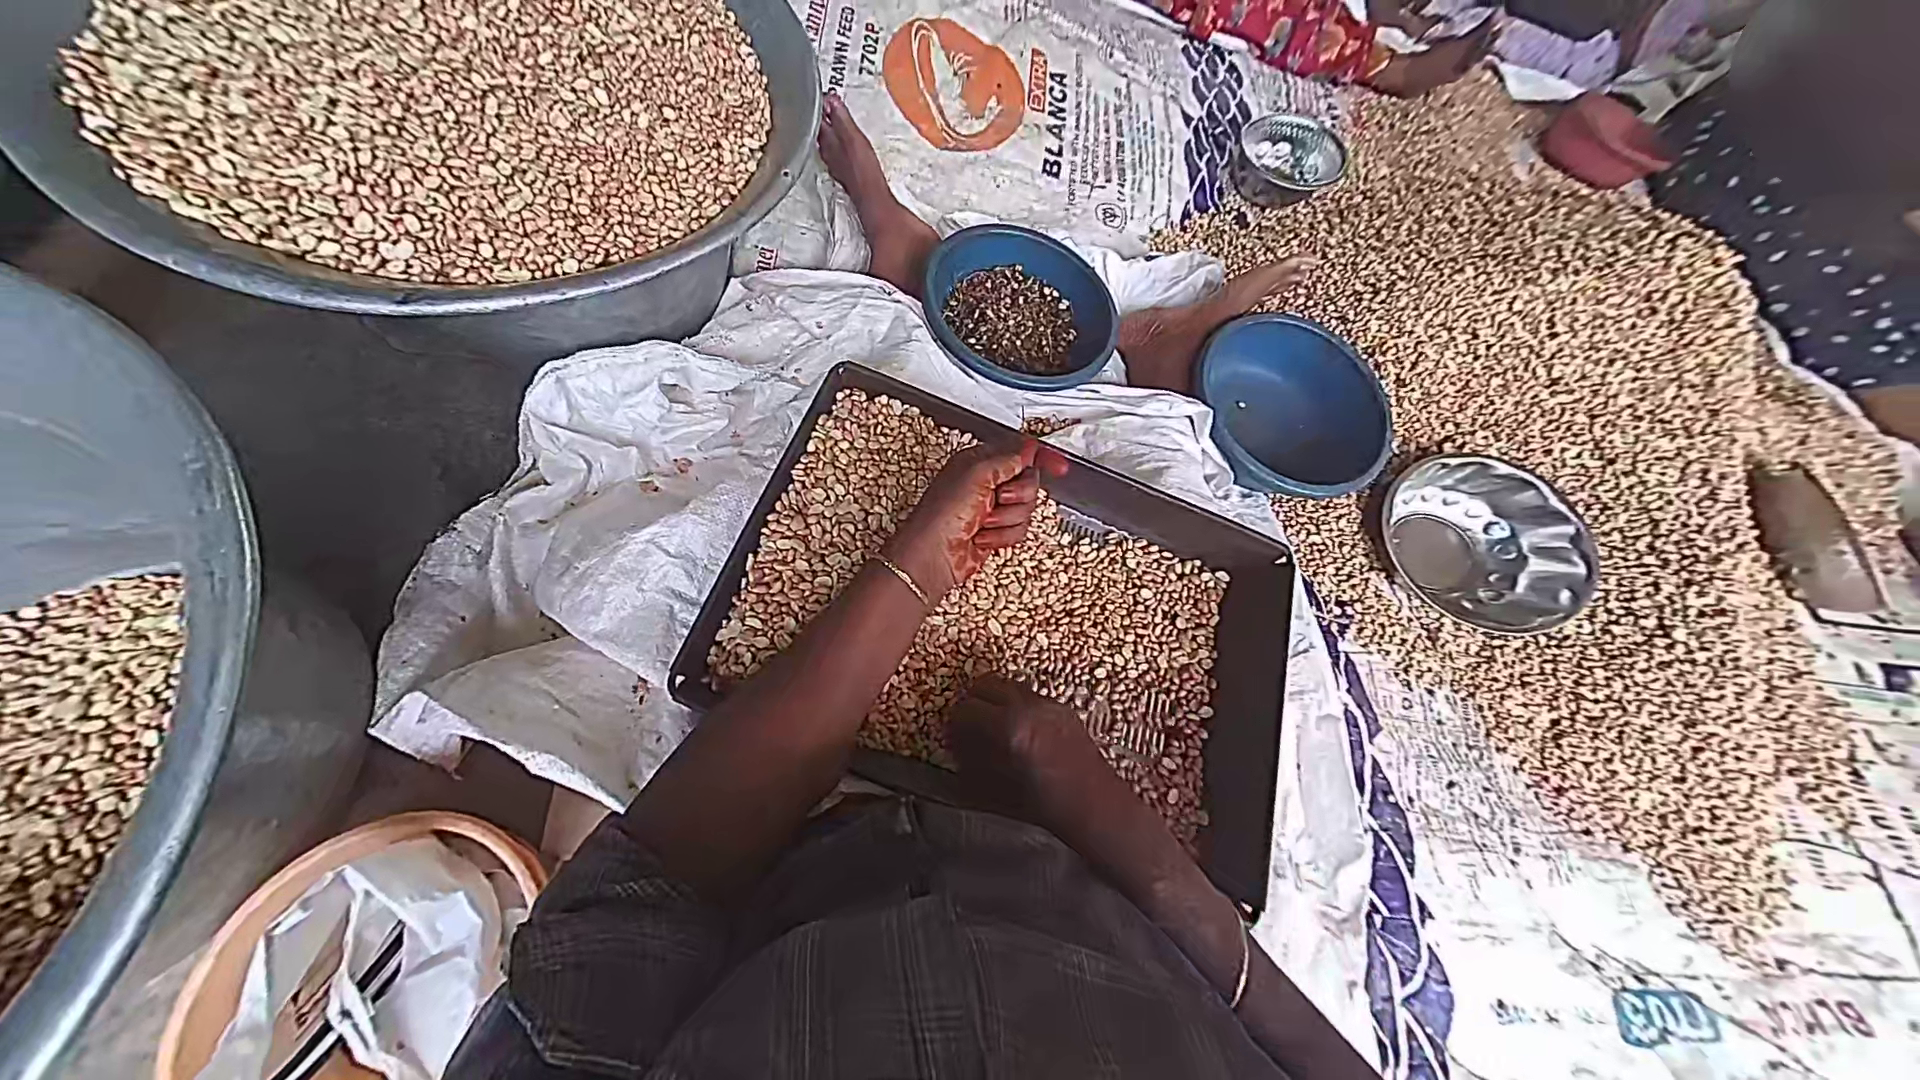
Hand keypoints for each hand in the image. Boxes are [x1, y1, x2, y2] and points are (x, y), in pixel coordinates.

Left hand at [883, 440, 1066, 600]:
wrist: (933, 555)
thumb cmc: (943, 514)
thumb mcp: (977, 474)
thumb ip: (1007, 458)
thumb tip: (1028, 449)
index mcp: (979, 462)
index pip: (1019, 452)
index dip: (1040, 457)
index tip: (1059, 466)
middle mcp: (987, 484)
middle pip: (1029, 482)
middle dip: (1019, 494)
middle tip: (1001, 498)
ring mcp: (992, 509)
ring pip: (1027, 509)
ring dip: (1008, 518)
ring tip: (985, 521)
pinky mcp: (996, 532)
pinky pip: (1019, 530)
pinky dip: (1003, 536)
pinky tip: (983, 537)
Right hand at [945, 676, 1104, 815]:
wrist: (1098, 809)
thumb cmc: (1047, 807)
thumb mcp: (1000, 786)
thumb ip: (974, 758)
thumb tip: (957, 742)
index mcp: (1012, 727)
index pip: (969, 709)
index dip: (954, 721)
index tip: (950, 732)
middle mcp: (1031, 707)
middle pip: (988, 684)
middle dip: (972, 701)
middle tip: (964, 722)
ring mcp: (1050, 704)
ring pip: (1009, 685)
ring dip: (994, 699)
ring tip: (988, 725)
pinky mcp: (1063, 708)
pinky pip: (1030, 695)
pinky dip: (1015, 704)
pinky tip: (1015, 730)